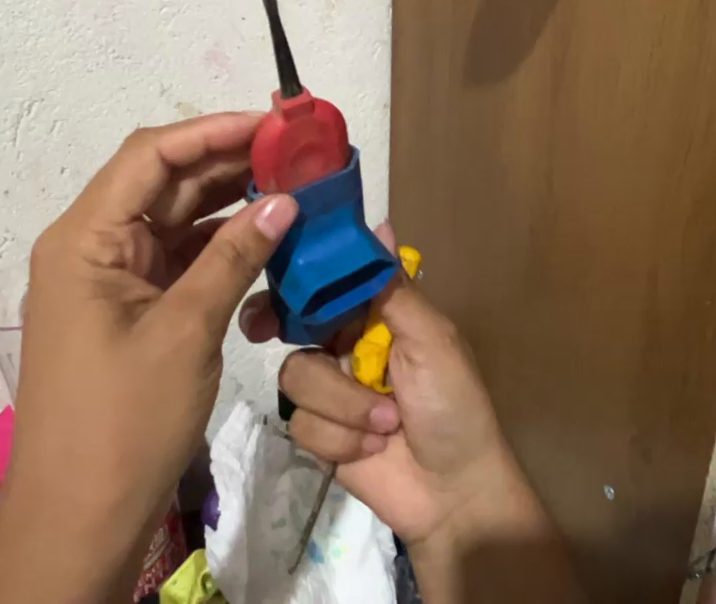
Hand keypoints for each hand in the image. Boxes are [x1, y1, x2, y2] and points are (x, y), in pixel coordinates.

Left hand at [0, 113, 298, 603]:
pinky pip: (182, 255)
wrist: (82, 518)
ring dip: (230, 200)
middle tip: (295, 152)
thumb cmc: (124, 421)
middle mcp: (94, 245)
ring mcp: (114, 277)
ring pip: (177, 216)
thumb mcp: (187, 330)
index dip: (213, 131)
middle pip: (165, 180)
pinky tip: (270, 234)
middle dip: (229, 161)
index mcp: (86, 239)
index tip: (273, 126)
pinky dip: (223, 242)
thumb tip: (287, 200)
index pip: (150, 156)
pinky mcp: (134, 305)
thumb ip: (235, 256)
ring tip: (293, 183)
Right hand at [242, 230, 582, 602]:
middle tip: (262, 327)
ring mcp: (331, 389)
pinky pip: (303, 422)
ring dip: (344, 404)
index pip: (330, 280)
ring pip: (298, 374)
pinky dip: (340, 437)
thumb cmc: (453, 404)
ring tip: (385, 423)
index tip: (274, 263)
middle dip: (280, 324)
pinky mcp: (320, 433)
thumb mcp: (432, 339)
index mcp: (378, 315)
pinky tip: (371, 449)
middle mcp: (348, 344)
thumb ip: (395, 289)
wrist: (453, 493)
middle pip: (295, 320)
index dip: (301, 272)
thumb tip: (381, 223)